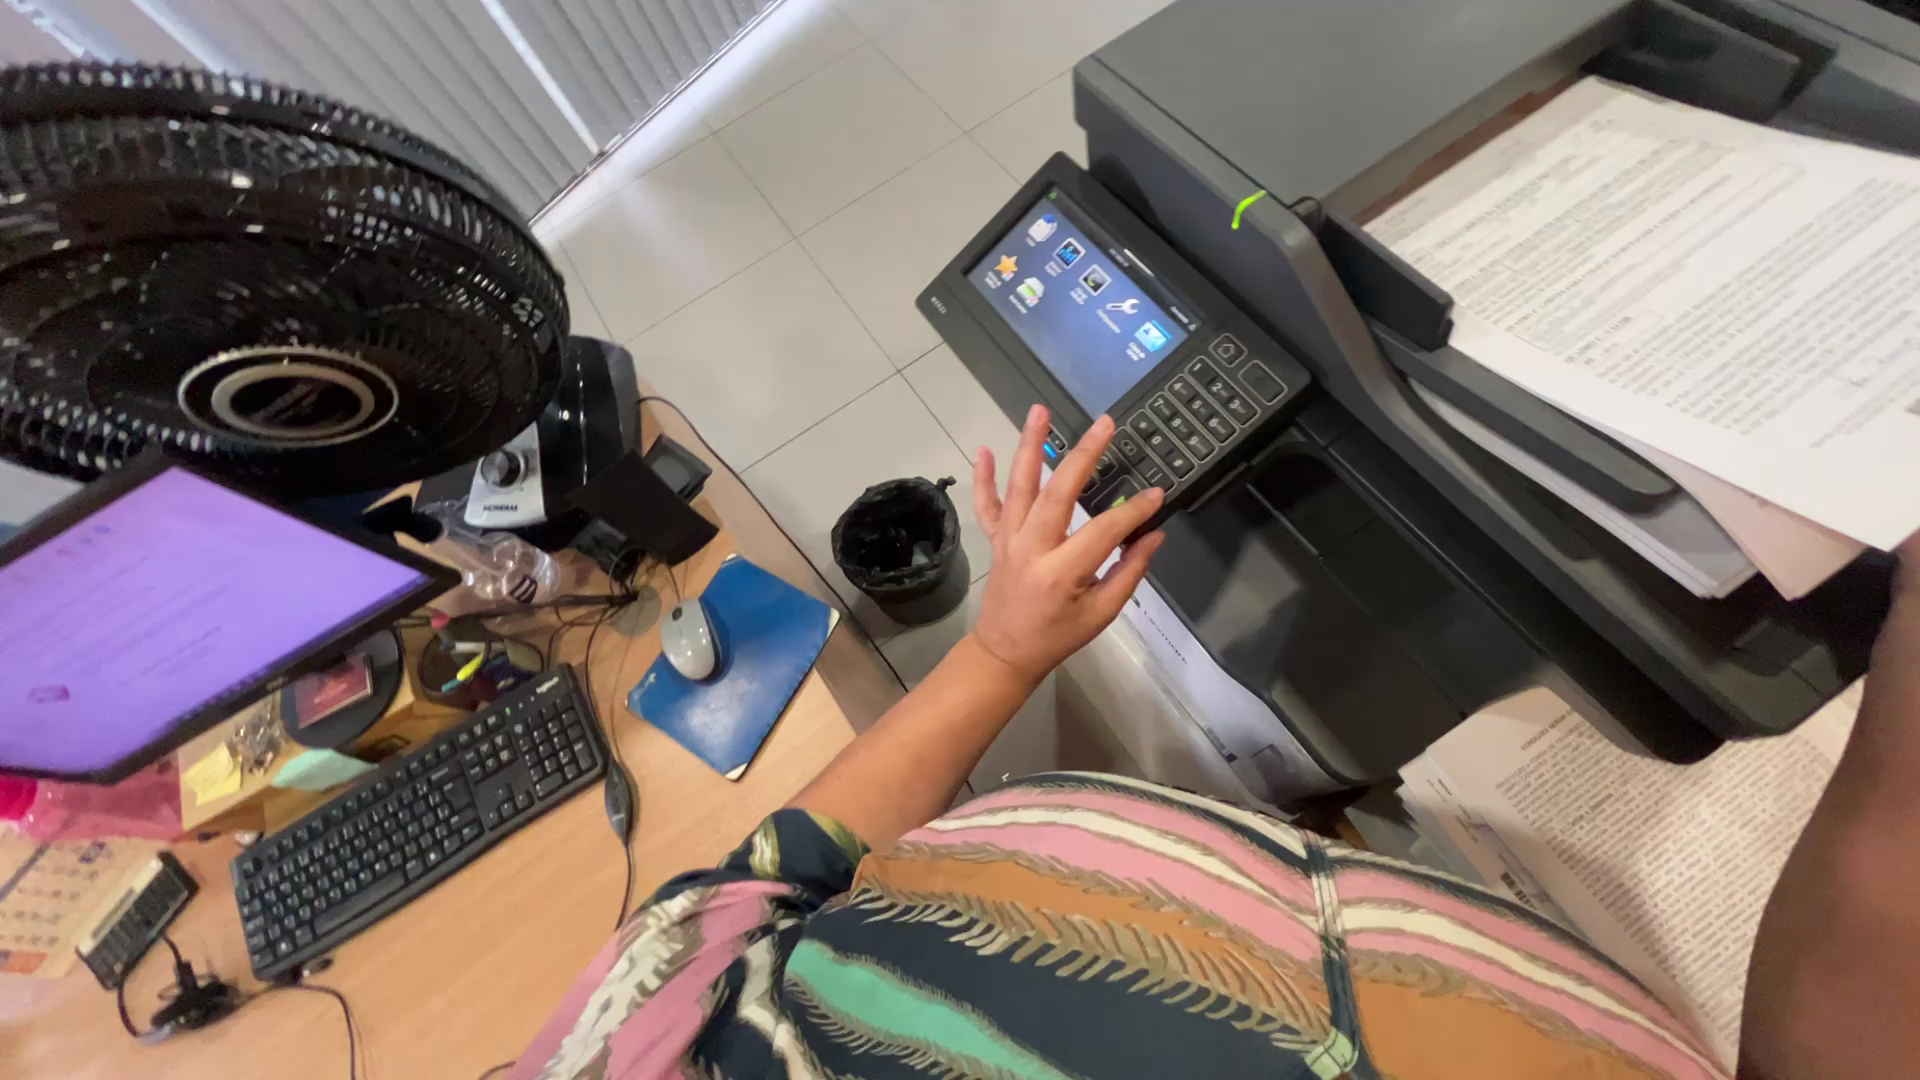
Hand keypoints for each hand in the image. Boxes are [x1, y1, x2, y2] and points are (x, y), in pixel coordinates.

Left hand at [967, 404, 1166, 683]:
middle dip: (1083, 455)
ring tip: (1039, 411)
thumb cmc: (1057, 636)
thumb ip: (1128, 572)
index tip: (1157, 493)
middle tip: (1104, 423)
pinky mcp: (995, 540)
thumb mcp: (1101, 614)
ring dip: (1030, 446)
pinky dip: (982, 478)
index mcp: (1061, 572)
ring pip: (1018, 488)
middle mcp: (1031, 549)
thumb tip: (1153, 534)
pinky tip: (983, 449)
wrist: (1005, 652)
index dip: (1134, 511)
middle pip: (1057, 493)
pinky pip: (987, 506)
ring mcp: (1008, 541)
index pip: (1103, 530)